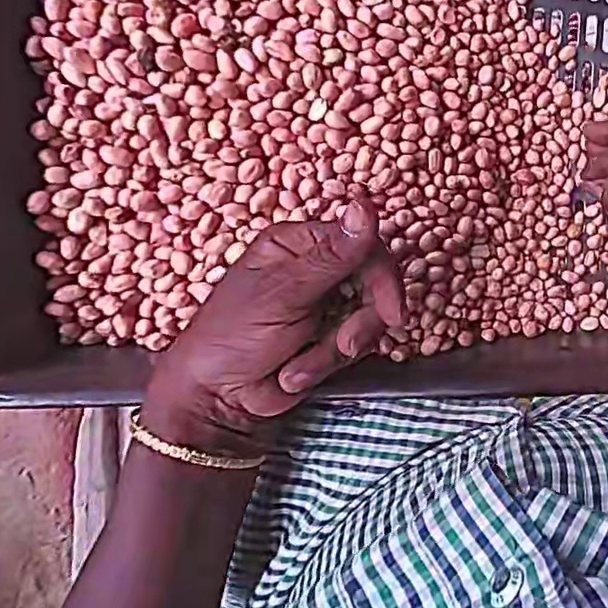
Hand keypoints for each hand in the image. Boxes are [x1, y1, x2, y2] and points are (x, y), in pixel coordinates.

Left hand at [141, 195, 404, 458]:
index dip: (382, 277)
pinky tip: (296, 373)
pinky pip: (356, 345)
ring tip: (300, 366)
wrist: (214, 399)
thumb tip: (365, 207)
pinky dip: (327, 364)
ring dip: (337, 349)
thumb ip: (331, 256)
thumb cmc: (232, 338)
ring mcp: (325, 303)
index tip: (392, 312)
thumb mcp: (283, 294)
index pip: (362, 245)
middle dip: (361, 322)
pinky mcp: (330, 335)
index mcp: (298, 245)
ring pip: (368, 318)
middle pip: (374, 283)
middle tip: (345, 345)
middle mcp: (316, 268)